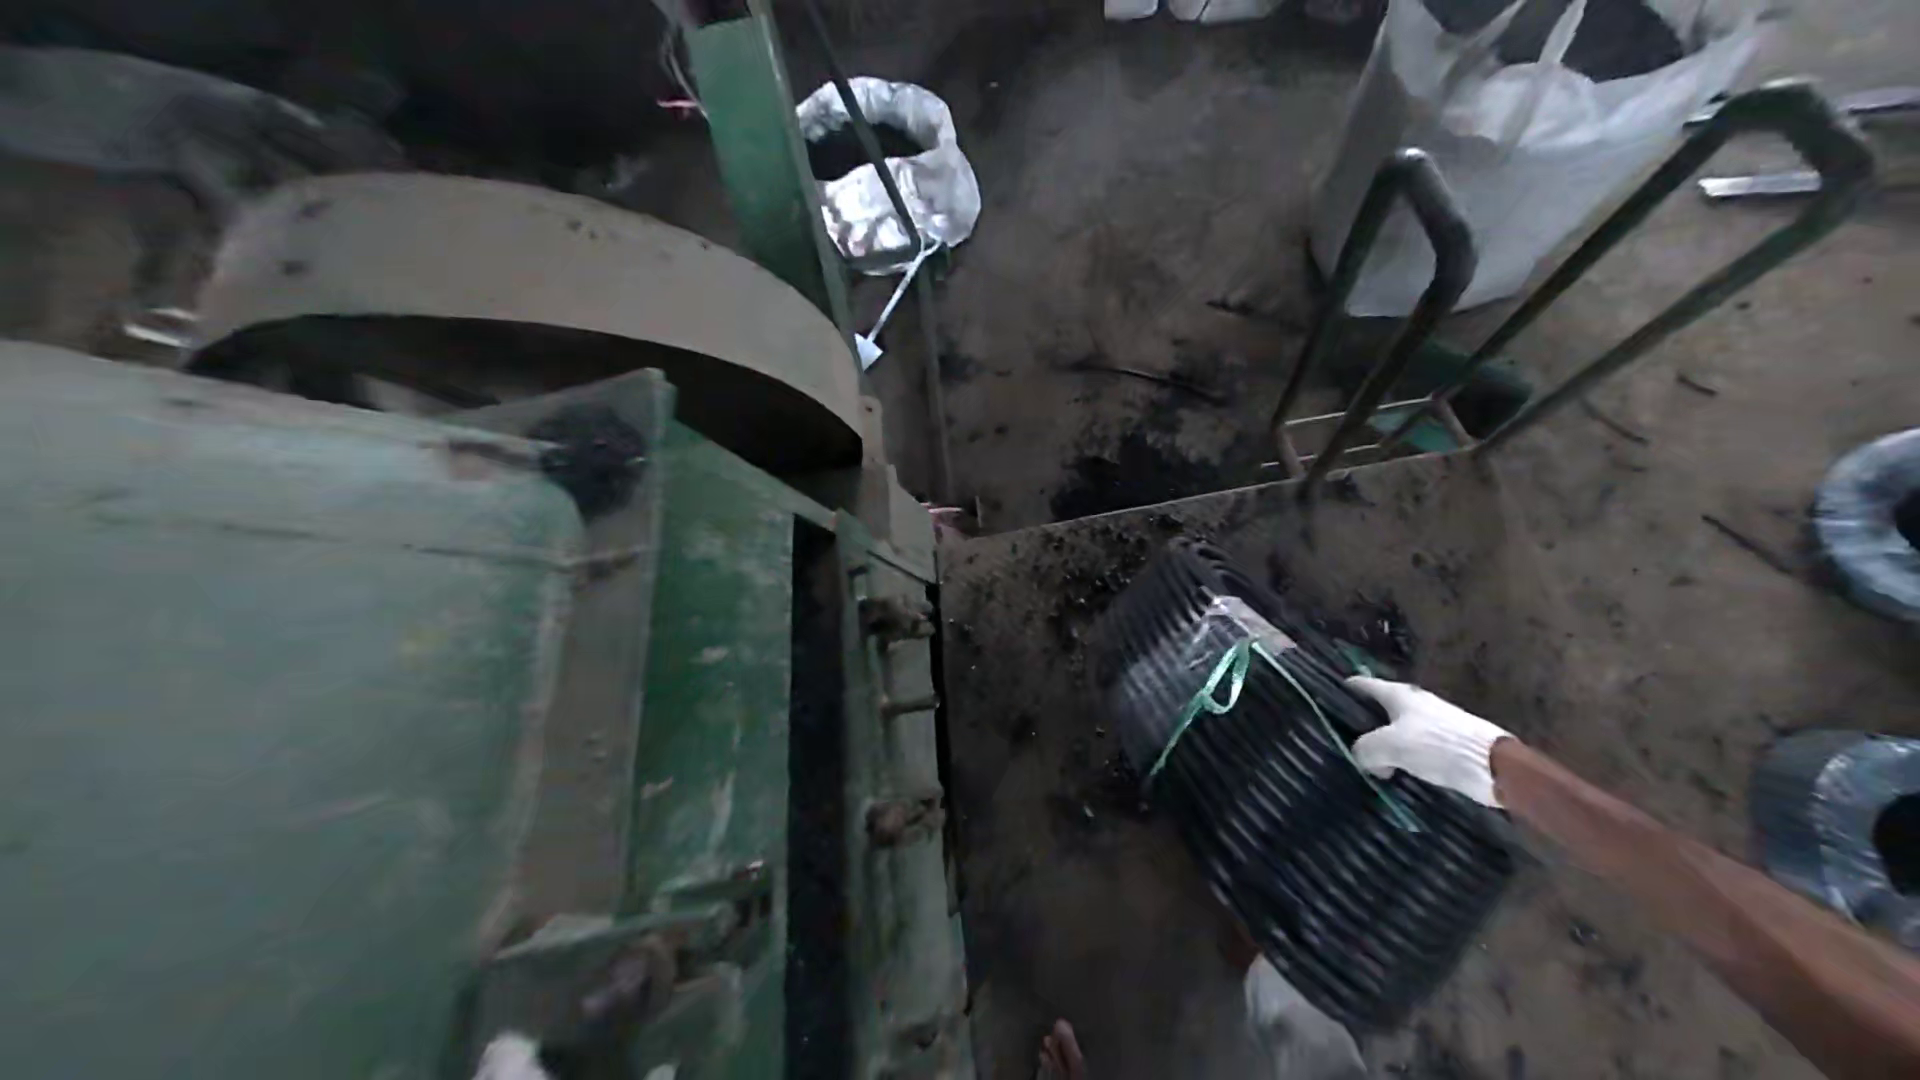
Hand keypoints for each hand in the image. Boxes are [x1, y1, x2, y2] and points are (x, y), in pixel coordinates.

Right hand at [1345, 676, 1513, 807]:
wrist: (1496, 768)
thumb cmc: (1437, 746)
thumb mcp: (1388, 746)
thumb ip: (1364, 750)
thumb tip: (1367, 761)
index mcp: (1397, 694)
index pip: (1359, 685)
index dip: (1339, 693)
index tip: (1322, 708)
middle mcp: (1413, 702)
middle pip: (1376, 709)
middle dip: (1359, 724)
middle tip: (1340, 741)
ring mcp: (1432, 723)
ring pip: (1394, 730)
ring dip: (1382, 745)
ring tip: (1366, 762)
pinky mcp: (1446, 743)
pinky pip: (1412, 747)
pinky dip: (1401, 757)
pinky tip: (1394, 772)